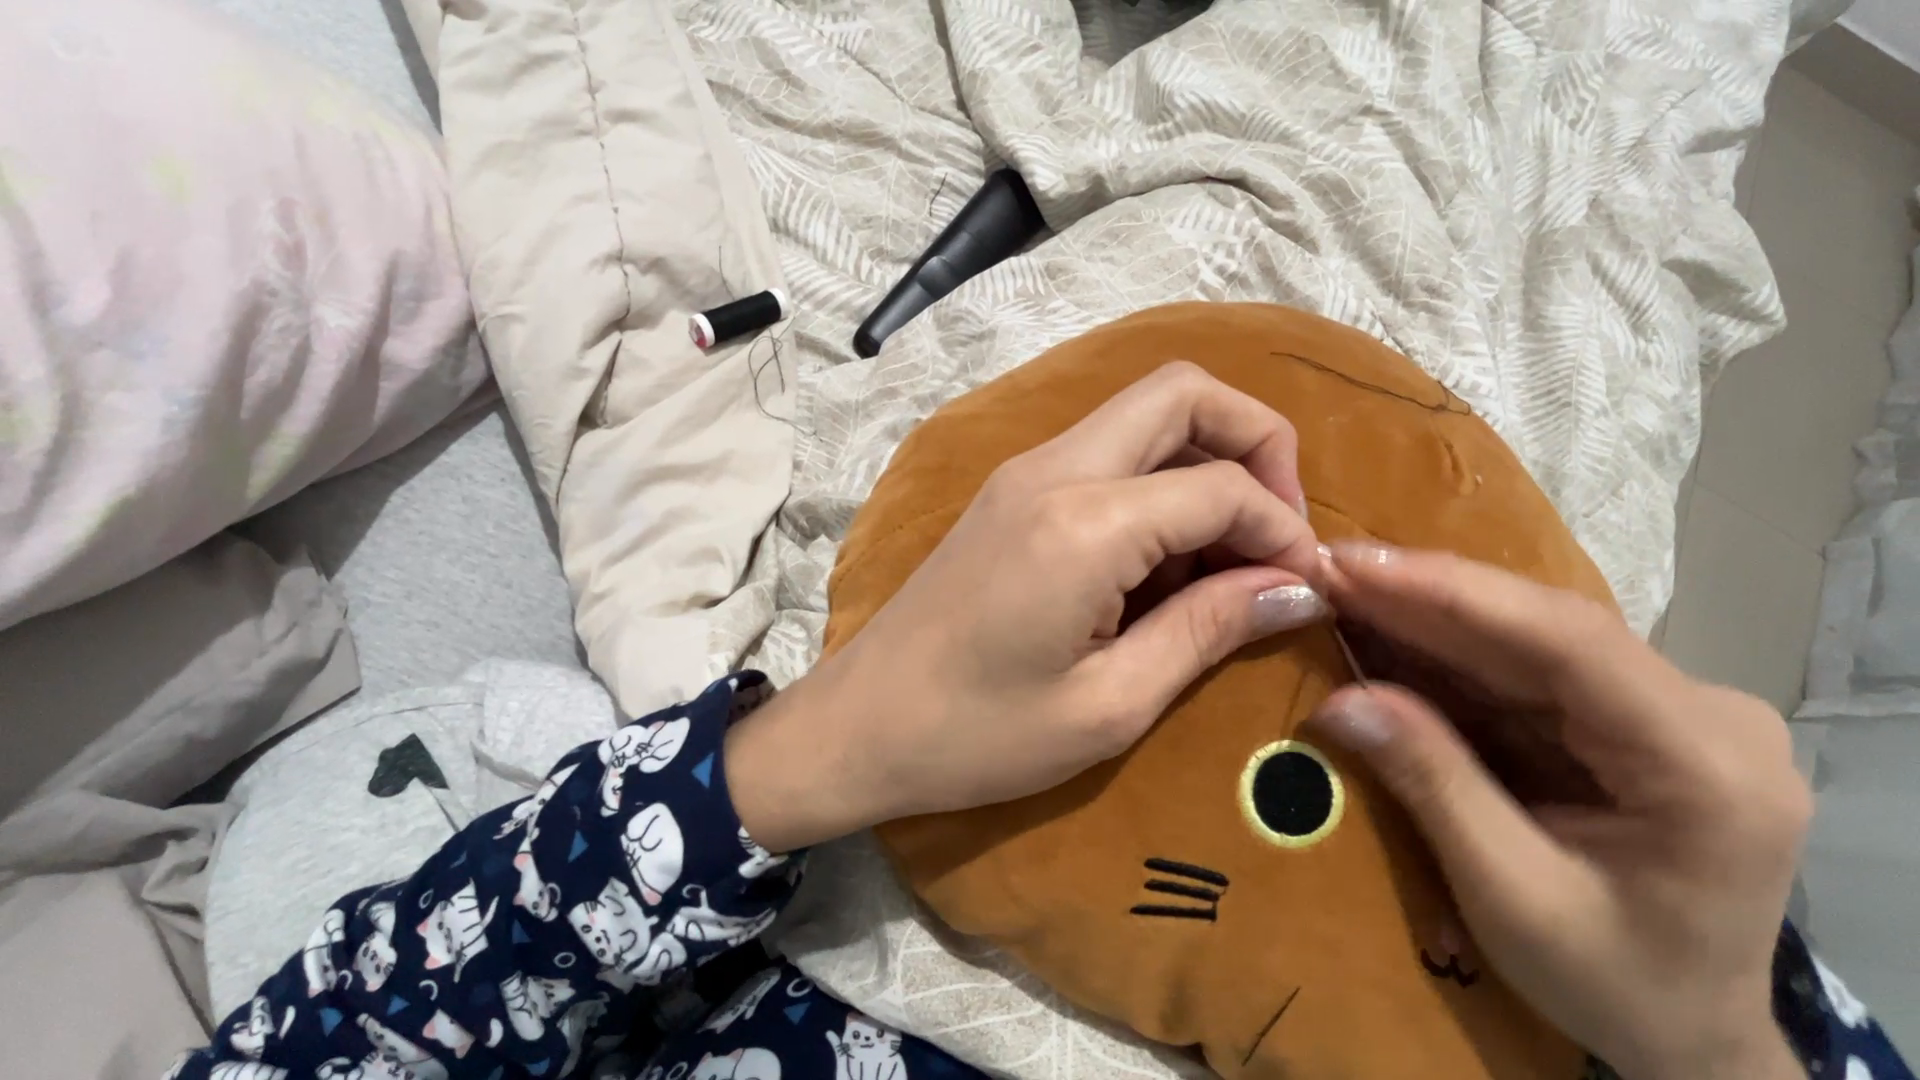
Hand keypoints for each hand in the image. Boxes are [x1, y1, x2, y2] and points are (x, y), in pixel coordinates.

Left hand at [726, 362, 1326, 852]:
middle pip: (1181, 394)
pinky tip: (1164, 564)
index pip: (1221, 484)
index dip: (1284, 529)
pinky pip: (1104, 456)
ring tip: (1227, 558)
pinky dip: (1156, 485)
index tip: (1308, 587)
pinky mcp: (1007, 495)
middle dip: (1255, 443)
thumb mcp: (1109, 704)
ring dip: (1203, 463)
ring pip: (1142, 417)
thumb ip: (1207, 631)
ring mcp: (1023, 474)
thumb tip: (1296, 587)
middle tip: (1278, 532)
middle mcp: (1053, 470)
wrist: (857, 727)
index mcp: (1083, 522)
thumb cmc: (977, 736)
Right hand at [1308, 544, 1809, 1079]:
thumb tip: (1338, 700)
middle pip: (1545, 629)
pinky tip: (1382, 629)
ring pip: (1529, 638)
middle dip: (1426, 595)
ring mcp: (1667, 710)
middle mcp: (1703, 714)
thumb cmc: (1614, 983)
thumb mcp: (1513, 896)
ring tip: (1338, 587)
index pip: (1571, 643)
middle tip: (1326, 566)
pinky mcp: (1625, 717)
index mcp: (1706, 765)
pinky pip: (1524, 668)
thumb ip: (1434, 786)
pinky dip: (1446, 652)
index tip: (1356, 565)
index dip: (1453, 593)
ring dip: (1428, 614)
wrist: (1686, 1032)